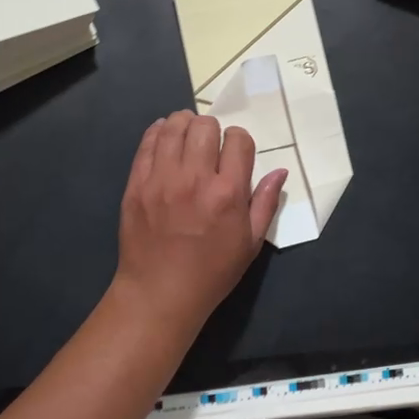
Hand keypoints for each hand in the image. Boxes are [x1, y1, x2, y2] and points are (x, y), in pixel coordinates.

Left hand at [111, 111, 286, 330]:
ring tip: (188, 136)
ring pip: (174, 126)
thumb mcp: (250, 244)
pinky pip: (148, 142)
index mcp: (228, 193)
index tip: (235, 154)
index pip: (238, 139)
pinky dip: (159, 132)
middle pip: (205, 126)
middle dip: (212, 130)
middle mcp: (195, 179)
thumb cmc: (211, 273)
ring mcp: (162, 179)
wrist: (159, 295)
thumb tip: (280, 171)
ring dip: (185, 124)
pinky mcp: (137, 183)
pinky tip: (165, 138)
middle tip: (210, 146)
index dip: (239, 141)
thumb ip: (266, 203)